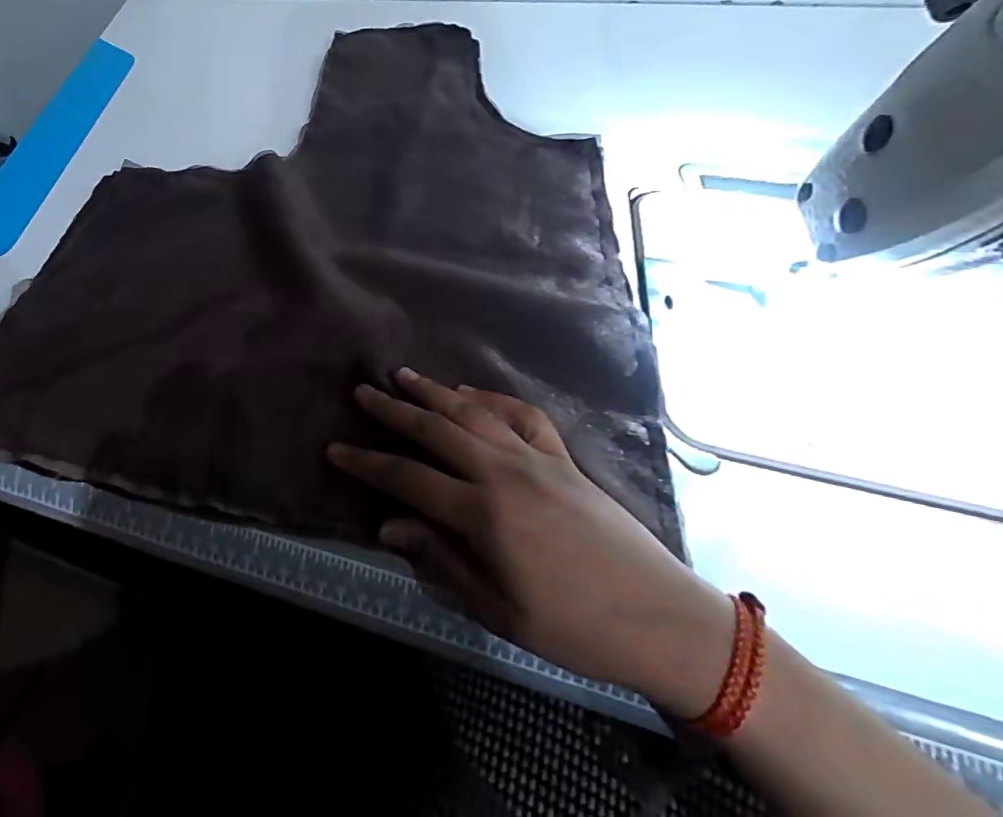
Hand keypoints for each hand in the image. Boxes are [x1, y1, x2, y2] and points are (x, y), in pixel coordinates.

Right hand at [326, 369, 735, 717]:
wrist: (667, 623)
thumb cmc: (575, 627)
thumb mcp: (497, 609)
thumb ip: (439, 560)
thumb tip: (388, 525)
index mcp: (483, 515)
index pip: (406, 478)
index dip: (365, 462)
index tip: (335, 449)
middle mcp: (503, 475)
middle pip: (435, 431)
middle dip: (393, 409)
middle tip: (362, 391)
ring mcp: (538, 462)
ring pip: (474, 414)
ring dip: (435, 392)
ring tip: (405, 375)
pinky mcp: (565, 462)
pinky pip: (525, 417)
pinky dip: (495, 399)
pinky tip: (473, 394)